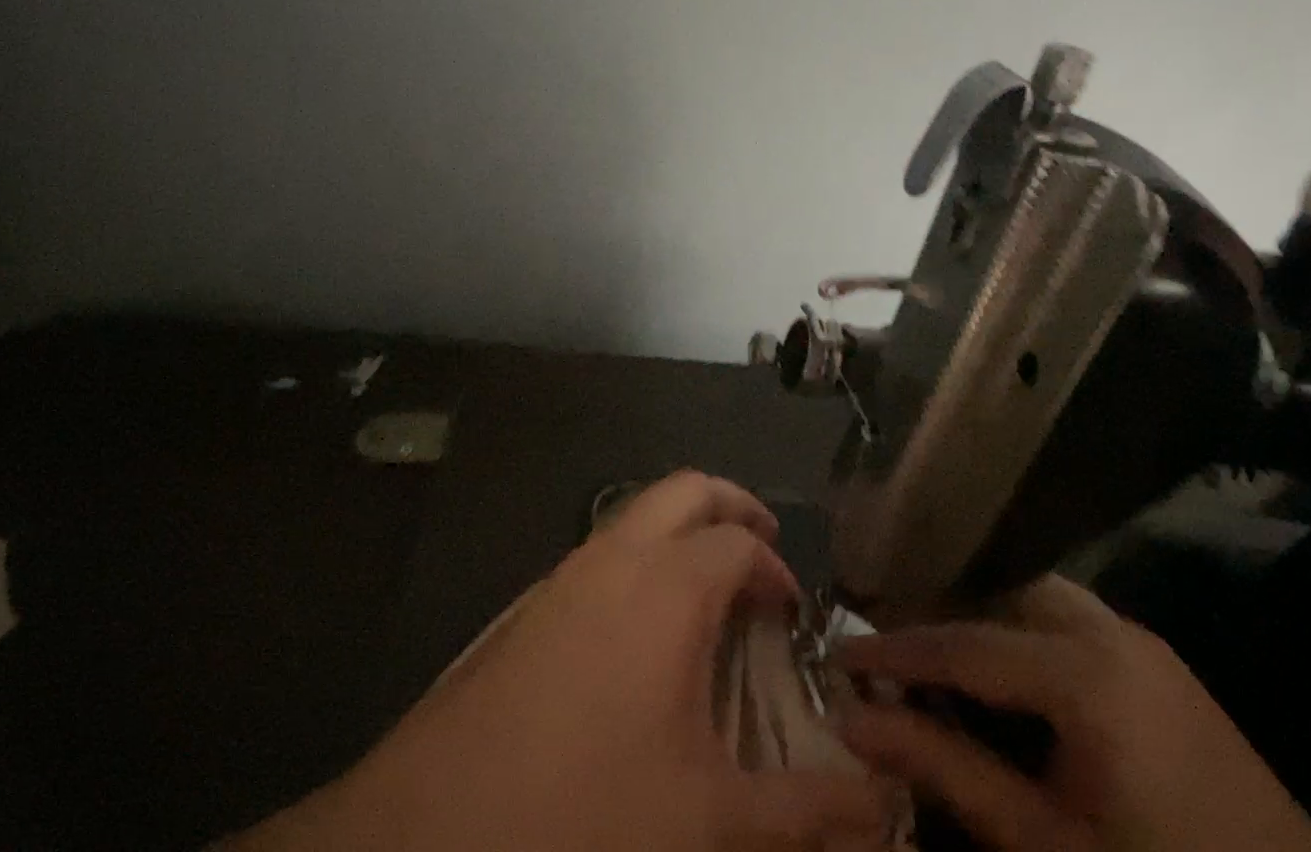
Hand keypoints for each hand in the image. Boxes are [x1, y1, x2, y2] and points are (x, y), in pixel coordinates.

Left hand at [221, 471, 886, 851]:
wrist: (426, 837)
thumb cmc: (583, 815)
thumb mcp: (709, 821)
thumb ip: (806, 811)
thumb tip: (883, 808)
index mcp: (666, 589)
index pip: (740, 545)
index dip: (777, 570)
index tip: (793, 616)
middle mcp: (610, 562)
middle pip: (683, 492)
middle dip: (732, 509)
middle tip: (761, 555)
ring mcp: (557, 580)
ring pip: (631, 519)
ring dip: (678, 537)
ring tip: (706, 600)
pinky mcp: (518, 611)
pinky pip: (594, 558)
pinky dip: (634, 566)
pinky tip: (636, 641)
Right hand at [835, 575, 1310, 851]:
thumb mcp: (1038, 840)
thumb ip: (943, 769)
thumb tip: (852, 723)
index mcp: (1086, 674)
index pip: (963, 642)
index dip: (893, 648)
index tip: (835, 654)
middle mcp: (1113, 632)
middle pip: (999, 593)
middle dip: (935, 612)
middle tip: (881, 646)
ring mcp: (1140, 640)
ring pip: (1032, 598)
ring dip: (976, 617)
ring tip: (925, 655)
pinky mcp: (1154, 659)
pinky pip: (1065, 620)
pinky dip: (1015, 631)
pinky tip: (991, 673)